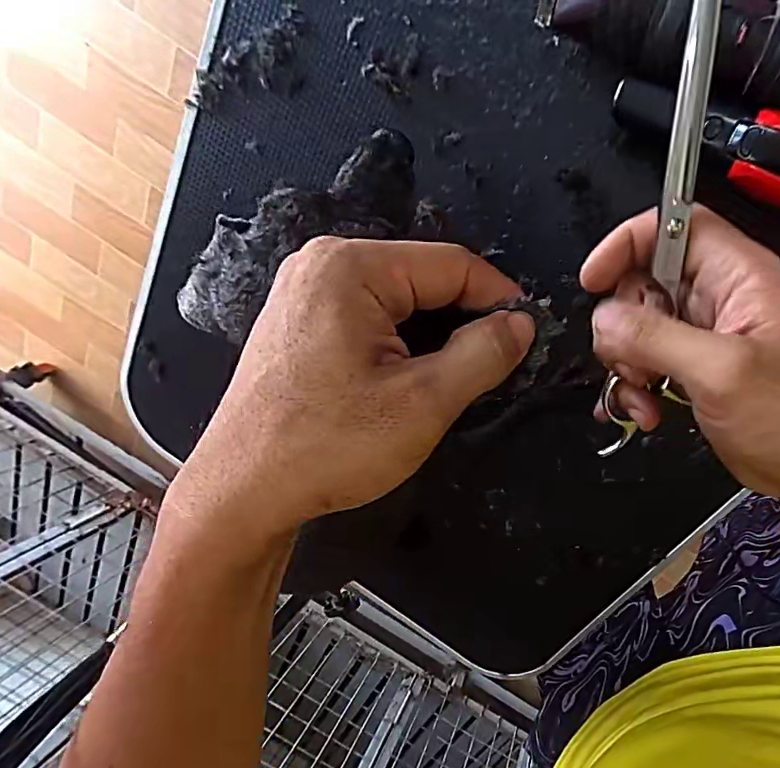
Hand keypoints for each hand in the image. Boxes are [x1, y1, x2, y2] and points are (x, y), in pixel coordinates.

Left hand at [168, 238, 533, 545]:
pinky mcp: (306, 328)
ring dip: (442, 338)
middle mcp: (324, 267)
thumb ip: (483, 354)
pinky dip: (410, 347)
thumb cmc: (331, 445)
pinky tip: (421, 383)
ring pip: (405, 305)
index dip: (502, 299)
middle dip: (471, 320)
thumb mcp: (425, 401)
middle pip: (428, 280)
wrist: (246, 490)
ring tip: (465, 381)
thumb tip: (523, 323)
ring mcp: (309, 296)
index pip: (454, 264)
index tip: (533, 337)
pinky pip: (377, 322)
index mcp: (352, 268)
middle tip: (503, 367)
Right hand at [582, 207, 779, 520]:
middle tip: (631, 361)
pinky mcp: (701, 372)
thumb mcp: (723, 373)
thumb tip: (606, 318)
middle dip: (625, 323)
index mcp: (742, 277)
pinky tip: (645, 411)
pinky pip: (652, 363)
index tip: (596, 278)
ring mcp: (710, 338)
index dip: (628, 242)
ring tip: (642, 396)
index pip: (674, 225)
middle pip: (647, 280)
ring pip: (643, 328)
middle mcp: (724, 300)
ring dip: (629, 364)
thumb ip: (658, 339)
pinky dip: (638, 387)